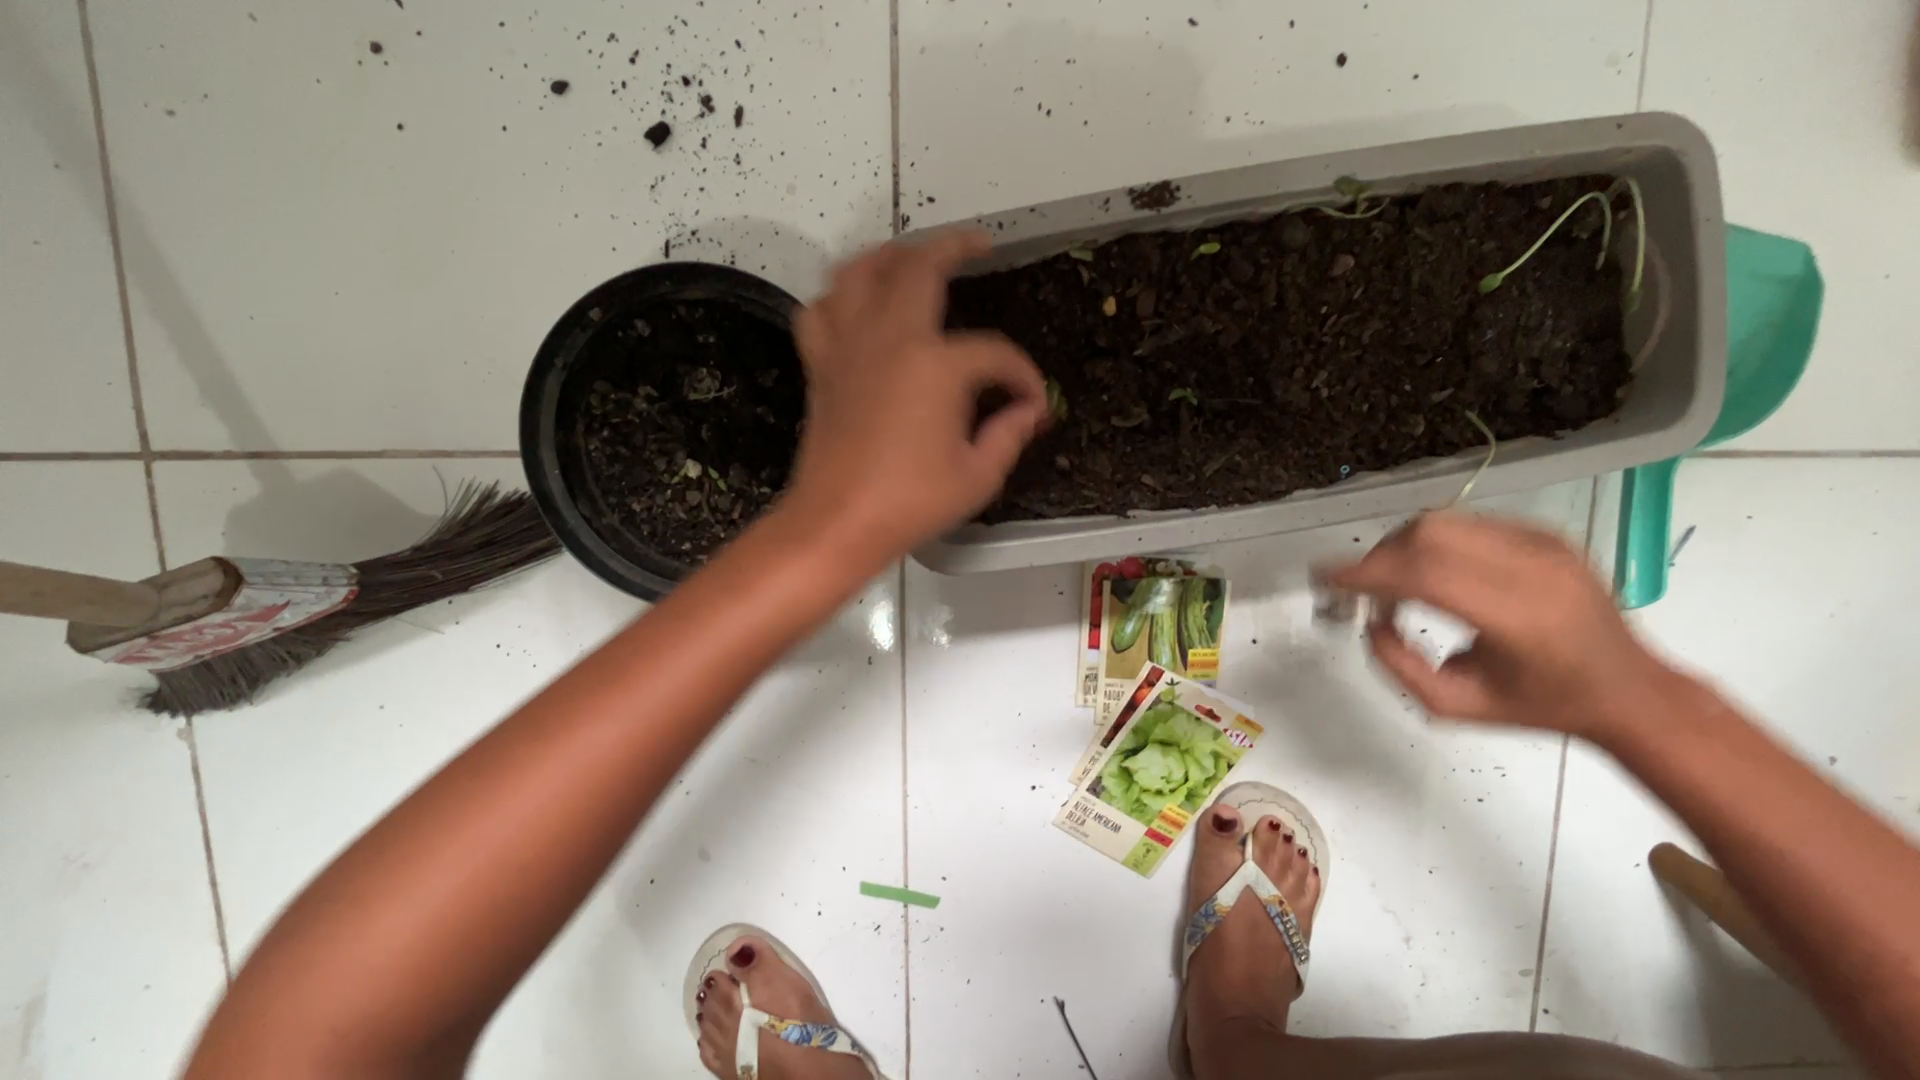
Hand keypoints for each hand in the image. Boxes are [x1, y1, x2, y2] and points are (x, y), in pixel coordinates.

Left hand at [786, 230, 1047, 555]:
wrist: (837, 521)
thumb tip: (1028, 411)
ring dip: (887, 254)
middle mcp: (889, 338)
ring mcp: (848, 347)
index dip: (1021, 375)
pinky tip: (854, 305)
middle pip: (920, 267)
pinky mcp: (822, 366)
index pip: (994, 352)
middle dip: (954, 245)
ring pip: (858, 272)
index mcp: (937, 364)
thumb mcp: (978, 476)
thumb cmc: (910, 502)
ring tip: (909, 255)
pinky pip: (820, 311)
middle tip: (977, 245)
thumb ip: (1009, 434)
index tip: (1030, 401)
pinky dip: (837, 297)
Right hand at [1320, 511, 1674, 738]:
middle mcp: (1532, 569)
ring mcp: (1543, 545)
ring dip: (1402, 546)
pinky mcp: (1546, 534)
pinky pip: (1469, 524)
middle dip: (1378, 557)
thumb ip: (1398, 666)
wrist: (1628, 689)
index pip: (1423, 575)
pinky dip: (1433, 543)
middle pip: (1428, 535)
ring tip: (1392, 579)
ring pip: (1444, 521)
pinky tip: (1431, 572)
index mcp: (1517, 618)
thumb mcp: (1456, 707)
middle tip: (1359, 586)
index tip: (1327, 580)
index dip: (1366, 574)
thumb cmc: (1541, 705)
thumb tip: (1370, 621)